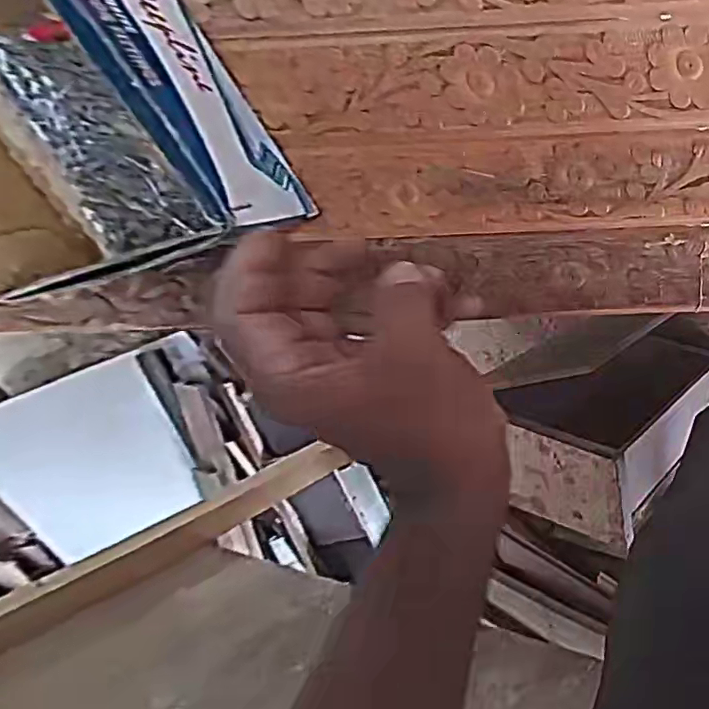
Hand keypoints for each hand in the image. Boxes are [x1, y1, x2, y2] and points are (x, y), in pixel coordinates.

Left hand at [212, 233, 508, 507]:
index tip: (280, 233)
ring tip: (429, 276)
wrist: (465, 475)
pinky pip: (387, 329)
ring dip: (390, 289)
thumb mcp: (414, 354)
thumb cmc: (431, 427)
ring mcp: (350, 371)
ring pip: (349, 312)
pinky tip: (456, 304)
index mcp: (291, 375)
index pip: (243, 311)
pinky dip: (418, 312)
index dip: (253, 267)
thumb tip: (403, 270)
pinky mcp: (385, 373)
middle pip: (296, 304)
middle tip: (364, 245)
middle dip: (334, 270)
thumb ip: (401, 300)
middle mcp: (310, 371)